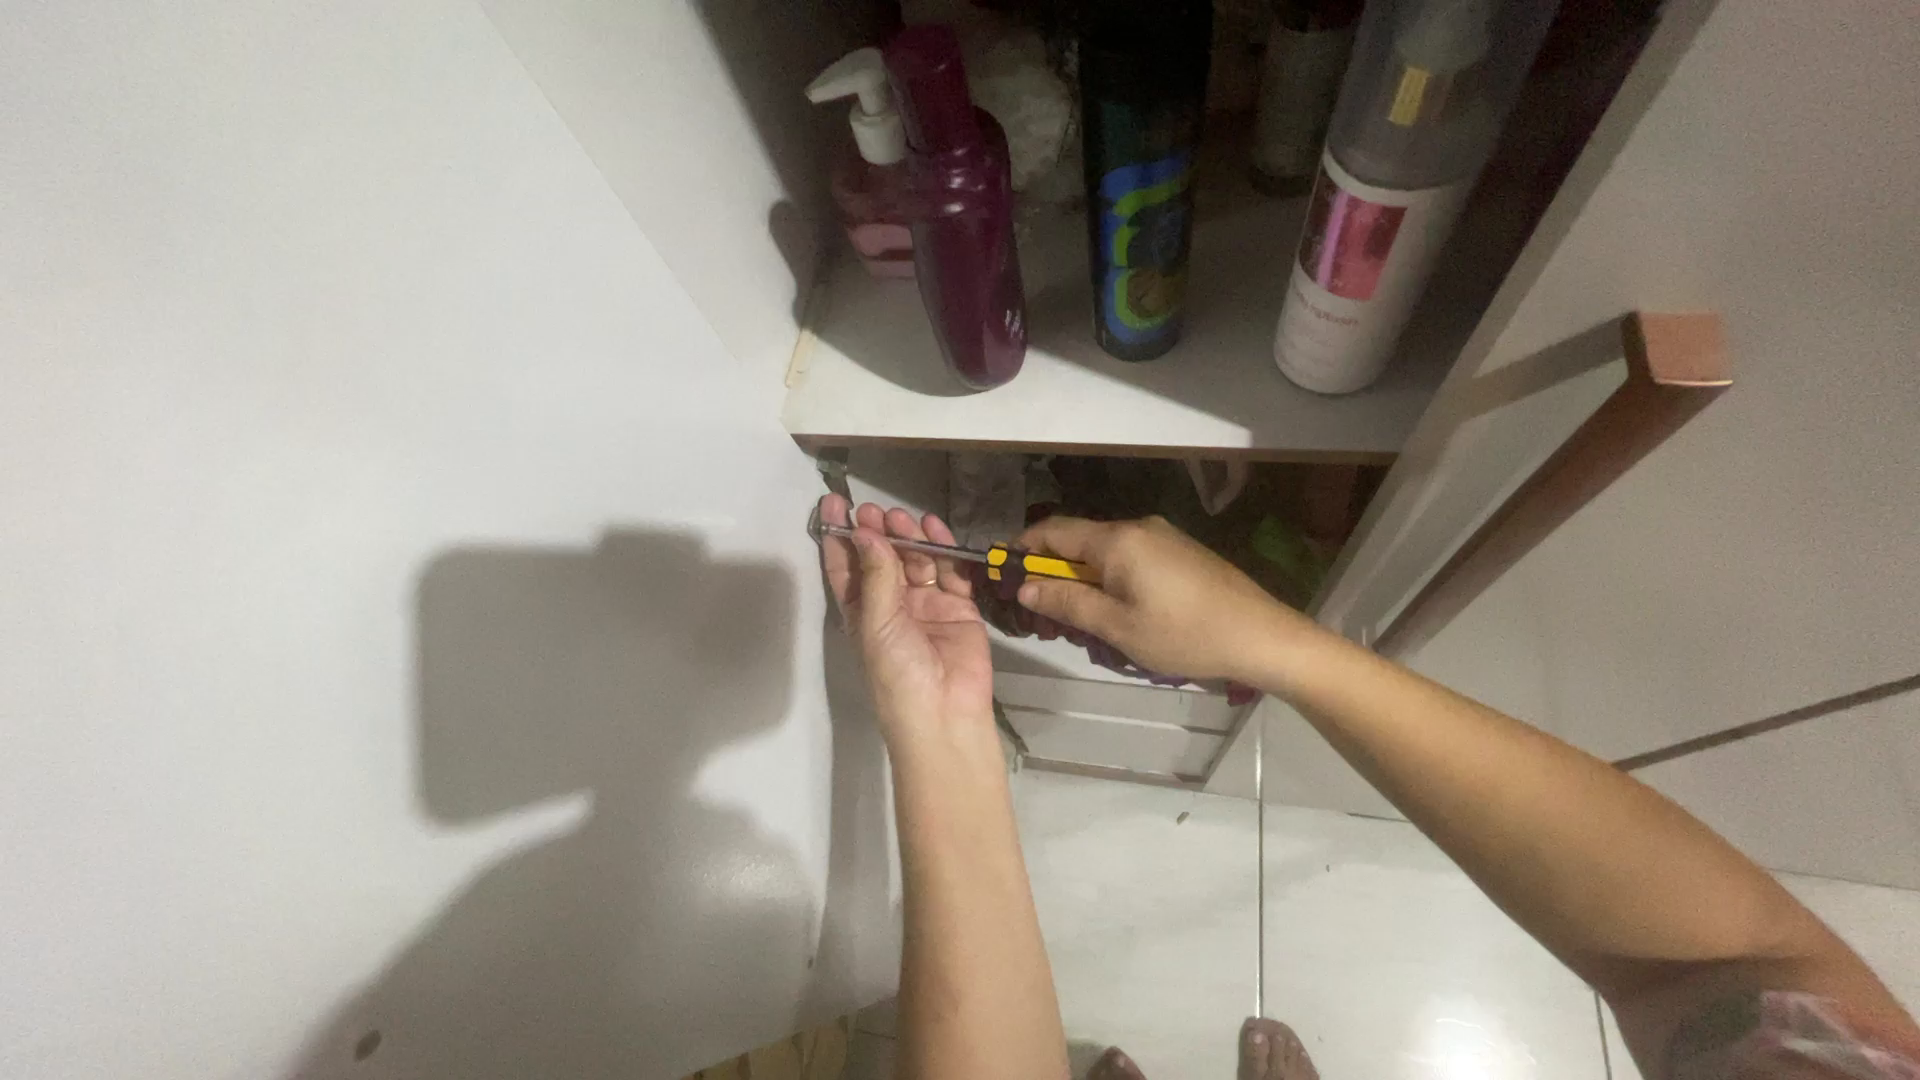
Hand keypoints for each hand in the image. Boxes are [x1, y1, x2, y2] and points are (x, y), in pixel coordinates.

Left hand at [819, 495, 994, 746]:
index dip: (839, 536)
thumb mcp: (876, 624)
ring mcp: (927, 604)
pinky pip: (950, 570)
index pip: (845, 567)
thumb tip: (864, 532)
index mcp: (862, 613)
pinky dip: (943, 549)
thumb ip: (875, 575)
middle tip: (873, 510)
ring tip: (901, 518)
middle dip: (877, 532)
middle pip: (882, 558)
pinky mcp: (959, 606)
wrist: (944, 713)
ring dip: (908, 537)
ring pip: (916, 559)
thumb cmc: (897, 673)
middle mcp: (892, 605)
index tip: (834, 503)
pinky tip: (934, 529)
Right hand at [1014, 515, 1324, 684]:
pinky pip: (1130, 559)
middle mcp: (1137, 527)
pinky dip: (1111, 581)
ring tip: (1082, 624)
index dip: (1023, 550)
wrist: (1263, 636)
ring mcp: (1162, 537)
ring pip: (1104, 553)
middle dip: (1054, 574)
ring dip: (1084, 582)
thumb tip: (1025, 586)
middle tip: (1044, 616)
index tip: (1005, 577)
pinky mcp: (1179, 552)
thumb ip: (1067, 602)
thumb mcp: (1118, 627)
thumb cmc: (1185, 634)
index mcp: (1117, 540)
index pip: (1052, 531)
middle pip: (1077, 542)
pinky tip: (1120, 615)